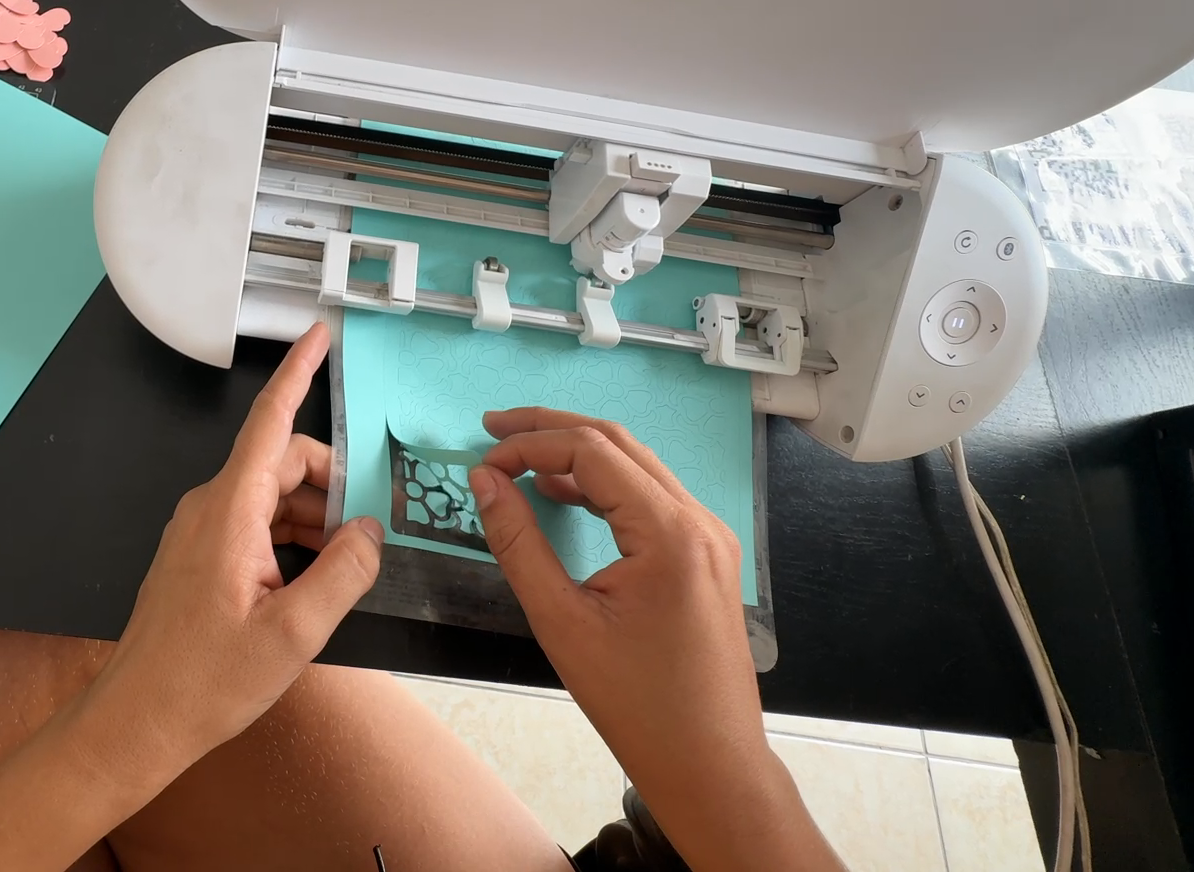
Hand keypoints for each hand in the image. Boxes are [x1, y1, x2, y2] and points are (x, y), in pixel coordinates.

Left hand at [91, 323, 384, 766]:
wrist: (139, 719)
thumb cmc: (207, 680)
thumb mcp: (294, 633)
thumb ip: (343, 573)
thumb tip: (371, 530)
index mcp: (231, 510)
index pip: (270, 421)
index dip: (297, 373)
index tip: (319, 335)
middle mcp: (212, 505)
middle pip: (283, 463)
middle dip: (330, 484)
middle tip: (366, 532)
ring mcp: (203, 526)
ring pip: (272, 494)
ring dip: (313, 516)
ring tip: (342, 564)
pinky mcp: (202, 549)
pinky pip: (256, 520)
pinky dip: (290, 535)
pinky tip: (310, 575)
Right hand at [468, 408, 840, 871]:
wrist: (710, 765)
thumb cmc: (632, 699)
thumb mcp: (558, 618)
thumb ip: (516, 540)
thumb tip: (483, 478)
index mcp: (668, 531)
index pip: (589, 450)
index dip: (528, 445)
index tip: (483, 466)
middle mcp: (697, 518)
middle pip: (614, 441)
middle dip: (548, 428)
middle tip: (491, 428)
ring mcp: (707, 533)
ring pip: (633, 462)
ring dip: (573, 451)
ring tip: (517, 457)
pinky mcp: (704, 551)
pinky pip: (646, 493)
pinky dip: (598, 482)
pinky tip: (561, 493)